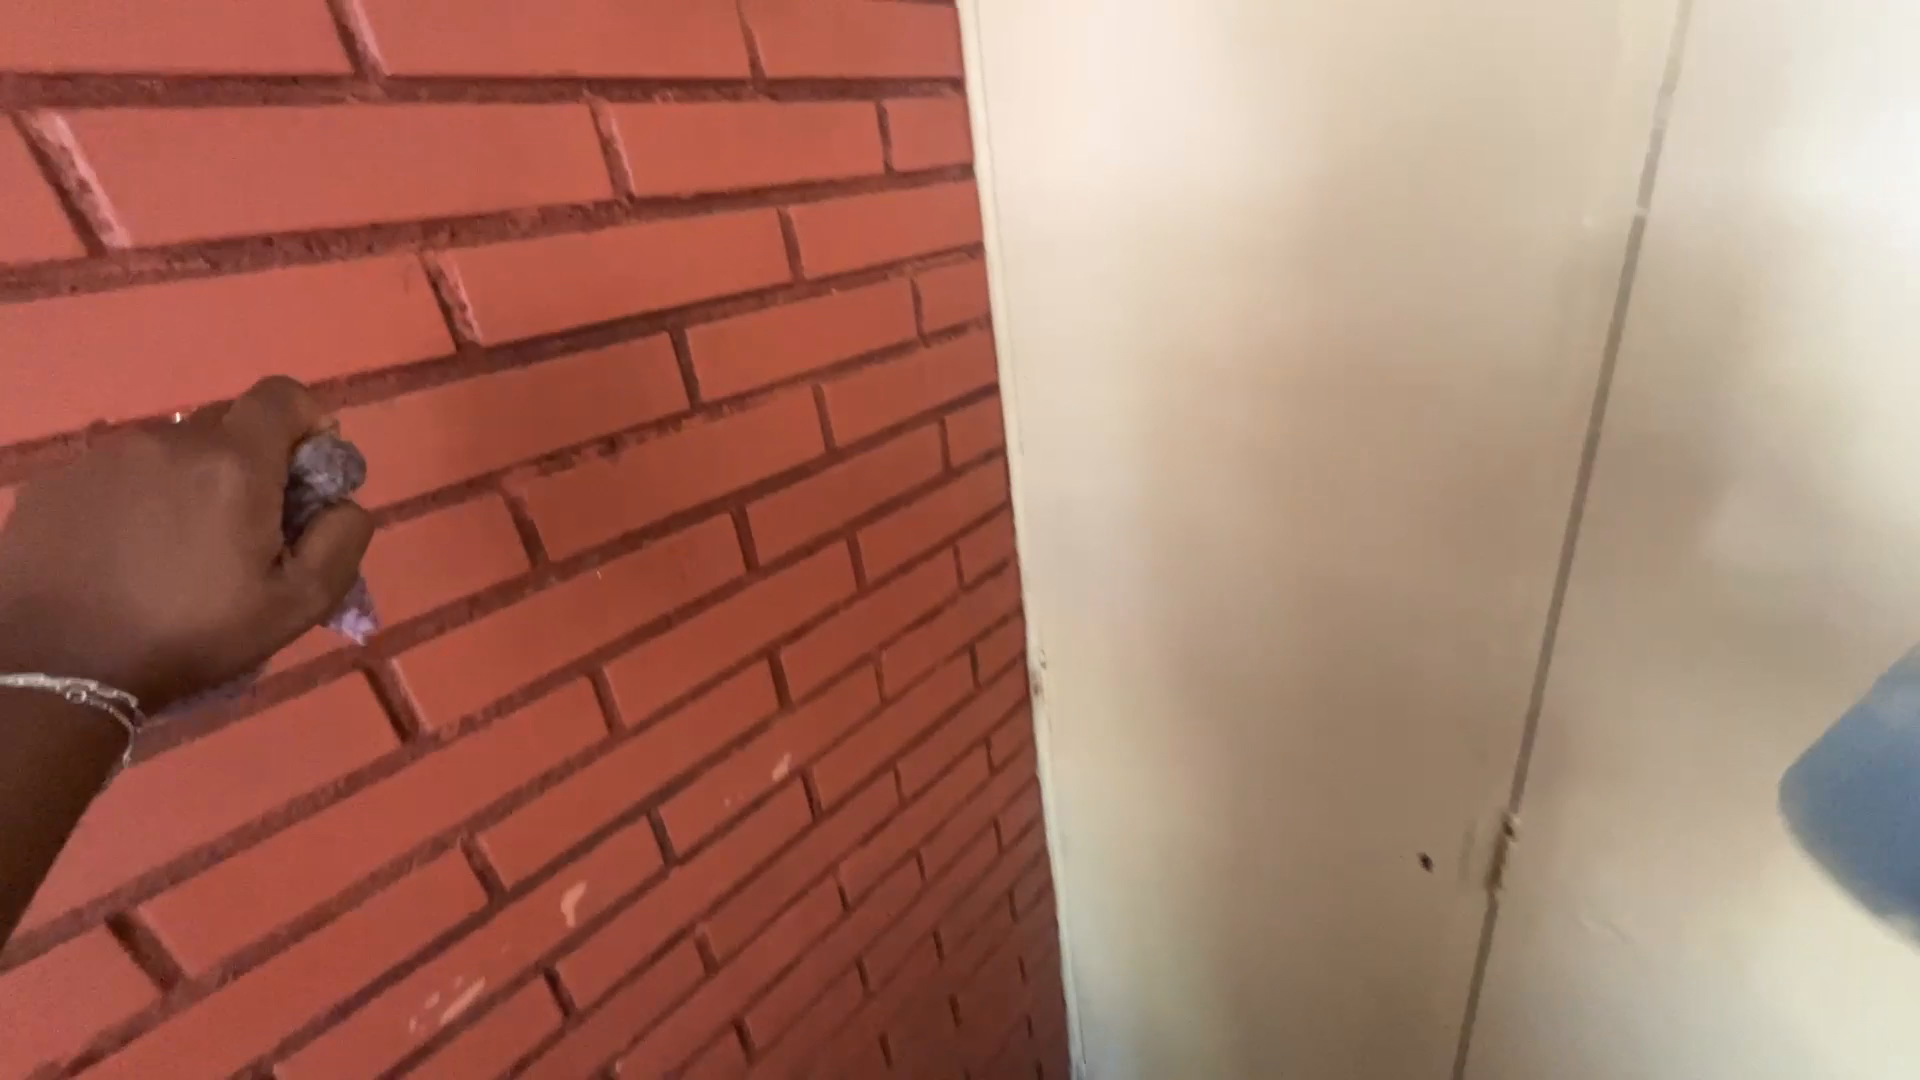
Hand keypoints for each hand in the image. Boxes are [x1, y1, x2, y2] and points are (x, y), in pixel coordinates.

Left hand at [0, 377, 373, 710]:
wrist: (52, 671)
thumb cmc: (198, 632)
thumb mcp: (308, 598)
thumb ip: (346, 535)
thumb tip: (342, 502)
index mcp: (233, 463)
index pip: (283, 396)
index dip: (311, 423)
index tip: (312, 473)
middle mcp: (165, 443)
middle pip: (233, 423)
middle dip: (262, 460)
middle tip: (261, 524)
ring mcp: (100, 461)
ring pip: (179, 449)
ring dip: (205, 480)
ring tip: (197, 545)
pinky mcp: (54, 485)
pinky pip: (129, 472)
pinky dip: (153, 497)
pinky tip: (142, 553)